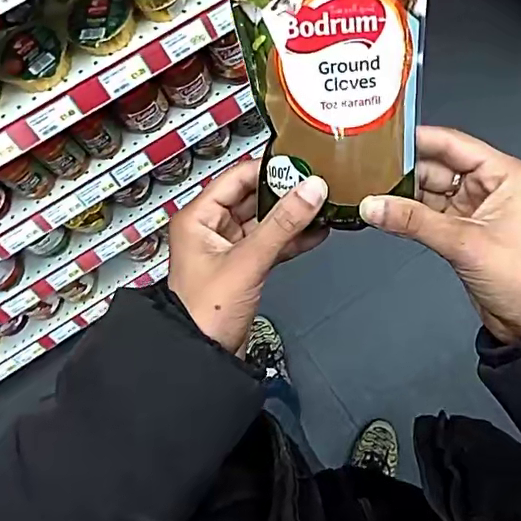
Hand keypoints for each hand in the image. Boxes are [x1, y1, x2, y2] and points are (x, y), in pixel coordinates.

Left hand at [168, 159, 329, 350]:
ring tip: (322, 203)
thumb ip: (282, 225)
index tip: (299, 163)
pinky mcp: (245, 267)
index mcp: (198, 218)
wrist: (201, 357)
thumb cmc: (203, 314)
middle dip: (285, 191)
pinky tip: (316, 232)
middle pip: (253, 197)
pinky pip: (271, 243)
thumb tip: (308, 191)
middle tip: (316, 182)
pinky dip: (292, 238)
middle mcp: (211, 229)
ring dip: (292, 215)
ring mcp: (229, 248)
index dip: (268, 168)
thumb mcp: (247, 261)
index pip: (236, 177)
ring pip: (265, 221)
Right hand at [360, 126, 520, 342]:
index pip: (453, 144)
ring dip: (403, 194)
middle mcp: (489, 187)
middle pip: (436, 166)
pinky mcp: (462, 231)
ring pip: (429, 191)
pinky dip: (407, 214)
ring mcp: (474, 209)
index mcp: (504, 175)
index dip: (419, 139)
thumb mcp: (464, 243)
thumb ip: (414, 221)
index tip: (386, 138)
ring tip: (371, 193)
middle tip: (369, 171)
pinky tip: (386, 213)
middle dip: (404, 170)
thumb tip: (376, 205)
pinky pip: (428, 213)